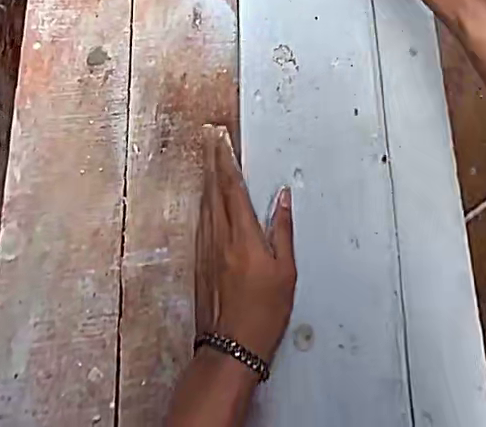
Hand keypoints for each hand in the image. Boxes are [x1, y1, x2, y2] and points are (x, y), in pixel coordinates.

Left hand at [196, 126, 295, 362]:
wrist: (231, 349)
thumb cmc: (263, 314)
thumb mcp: (285, 271)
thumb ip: (283, 229)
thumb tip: (283, 199)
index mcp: (244, 237)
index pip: (234, 188)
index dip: (228, 160)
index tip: (223, 140)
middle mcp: (221, 238)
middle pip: (215, 189)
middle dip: (213, 159)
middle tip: (209, 136)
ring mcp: (207, 250)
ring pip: (205, 203)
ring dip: (207, 176)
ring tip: (207, 156)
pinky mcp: (200, 262)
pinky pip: (201, 221)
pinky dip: (204, 201)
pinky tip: (205, 196)